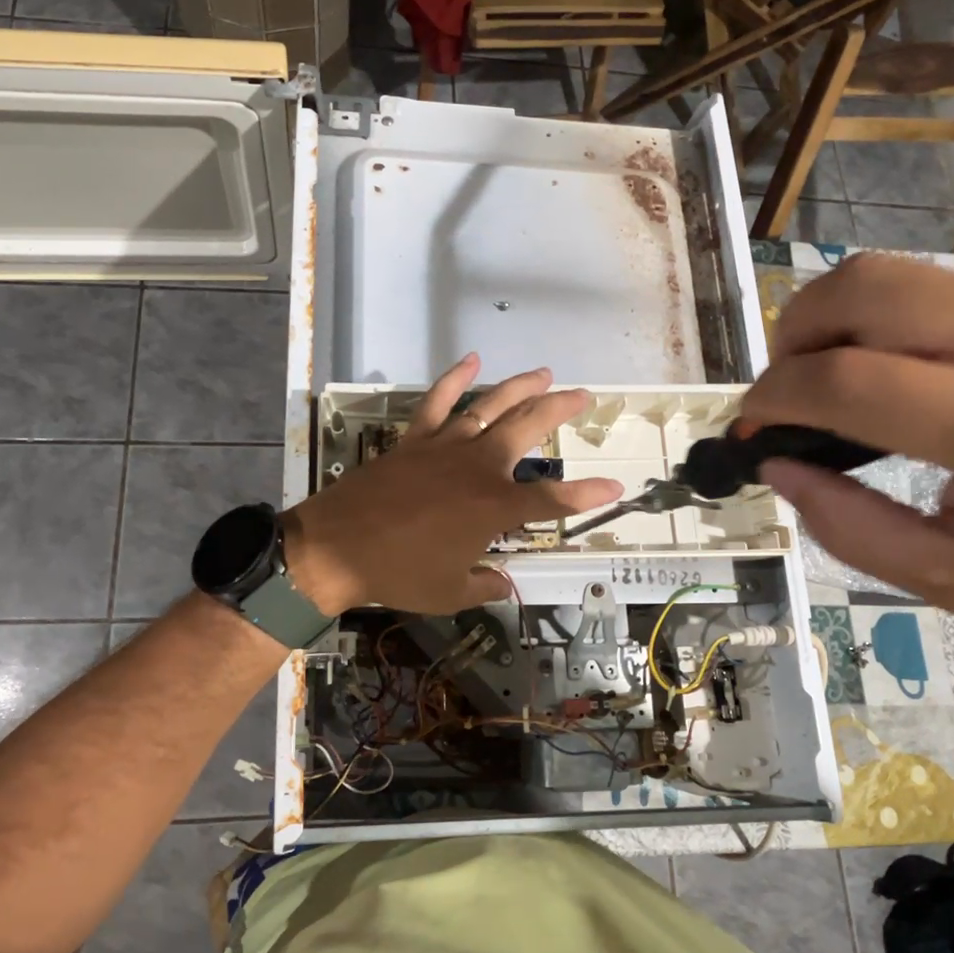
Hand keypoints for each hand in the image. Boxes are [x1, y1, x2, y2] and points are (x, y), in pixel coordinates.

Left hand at [282, 355, 624, 615]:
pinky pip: (438, 401)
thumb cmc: (399, 574)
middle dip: (560, 410)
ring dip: (520, 387)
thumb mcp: (450, 593)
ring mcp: (445, 447)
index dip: (586, 494)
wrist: (338, 547)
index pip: (553, 499)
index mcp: (494, 508)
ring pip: (491, 406)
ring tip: (544, 373)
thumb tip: (505, 585)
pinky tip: (472, 360)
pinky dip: (455, 378)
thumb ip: (485, 586)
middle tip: (583, 396)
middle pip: (528, 429)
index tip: (615, 486)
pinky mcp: (414, 439)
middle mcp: (478, 468)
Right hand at [741, 254, 953, 645]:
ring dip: (838, 319)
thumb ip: (849, 527)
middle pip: (863, 289)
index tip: (749, 429)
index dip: (772, 399)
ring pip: (902, 275)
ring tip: (830, 379)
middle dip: (791, 333)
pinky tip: (904, 375)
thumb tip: (778, 469)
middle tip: (780, 391)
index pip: (844, 380)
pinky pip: (952, 291)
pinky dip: (896, 323)